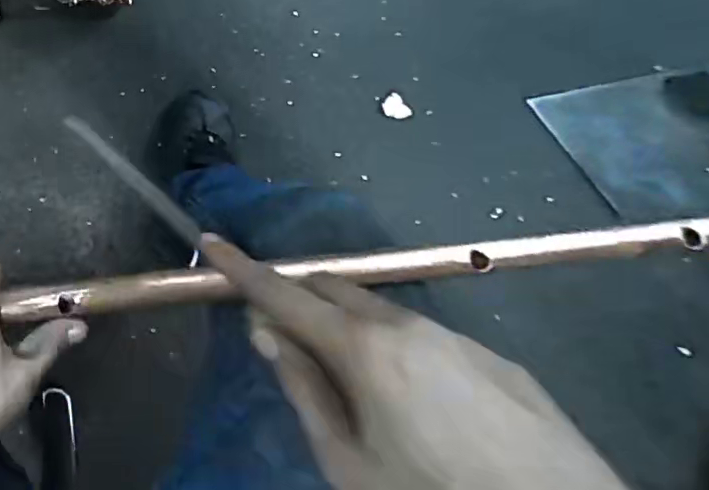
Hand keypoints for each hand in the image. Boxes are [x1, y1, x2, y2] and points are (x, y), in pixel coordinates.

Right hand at [199, 236, 625, 489]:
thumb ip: (303, 390)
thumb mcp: (351, 468)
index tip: (210, 242)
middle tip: (283, 334)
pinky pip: (428, 337)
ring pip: (380, 311)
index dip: (241, 268)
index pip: (283, 293)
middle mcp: (405, 324)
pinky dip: (399, 349)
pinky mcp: (498, 362)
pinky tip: (426, 408)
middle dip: (297, 296)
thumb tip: (267, 333)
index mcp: (362, 347)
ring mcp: (456, 338)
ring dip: (349, 326)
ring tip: (359, 385)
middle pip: (330, 287)